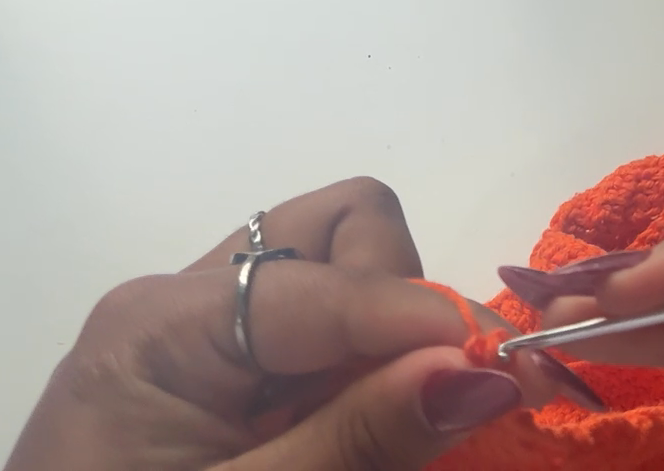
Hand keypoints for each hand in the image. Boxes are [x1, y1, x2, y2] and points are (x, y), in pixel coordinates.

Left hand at [6, 178, 580, 470]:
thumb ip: (360, 441)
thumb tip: (486, 375)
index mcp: (166, 324)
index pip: (340, 278)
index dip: (424, 318)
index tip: (496, 372)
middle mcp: (195, 292)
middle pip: (352, 223)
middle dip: (405, 295)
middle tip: (409, 386)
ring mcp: (218, 316)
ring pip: (359, 252)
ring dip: (395, 322)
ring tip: (368, 414)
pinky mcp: (239, 349)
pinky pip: (344, 303)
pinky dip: (378, 346)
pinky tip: (355, 413)